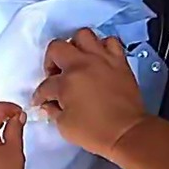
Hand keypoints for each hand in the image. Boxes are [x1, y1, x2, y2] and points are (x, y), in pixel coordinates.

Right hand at [32, 28, 150, 159]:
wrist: (127, 132)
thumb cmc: (96, 132)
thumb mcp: (65, 126)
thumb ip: (54, 111)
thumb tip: (49, 104)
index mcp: (66, 82)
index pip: (45, 85)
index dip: (40, 95)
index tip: (42, 101)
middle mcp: (83, 64)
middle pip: (57, 47)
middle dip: (51, 61)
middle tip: (56, 75)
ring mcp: (102, 59)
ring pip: (83, 35)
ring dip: (76, 46)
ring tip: (77, 61)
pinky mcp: (119, 61)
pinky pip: (110, 42)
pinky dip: (102, 47)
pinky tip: (99, 59)